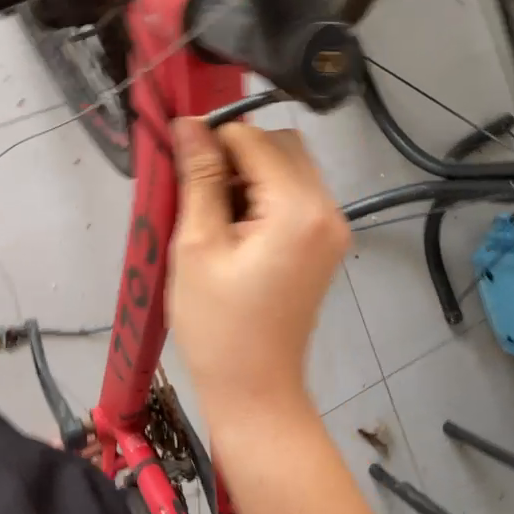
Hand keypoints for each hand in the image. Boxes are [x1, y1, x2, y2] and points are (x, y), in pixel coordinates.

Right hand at [167, 119, 349, 413]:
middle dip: (237, 152)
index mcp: (298, 209)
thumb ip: (200, 177)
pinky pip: (298, 193)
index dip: (215, 138)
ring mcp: (334, 226)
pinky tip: (237, 223)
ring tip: (215, 209)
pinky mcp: (327, 241)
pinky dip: (267, 193)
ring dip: (252, 171)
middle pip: (282, 144)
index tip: (180, 154)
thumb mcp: (197, 246)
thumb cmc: (217, 325)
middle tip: (198, 186)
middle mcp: (327, 208)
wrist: (255, 390)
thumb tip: (191, 122)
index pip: (256, 139)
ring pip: (291, 165)